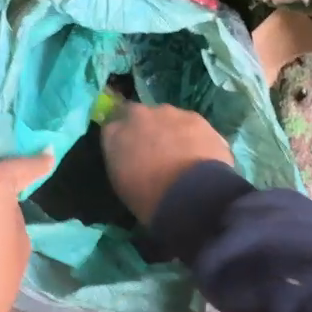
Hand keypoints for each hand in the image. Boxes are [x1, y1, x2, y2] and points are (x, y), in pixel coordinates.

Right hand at [99, 102, 233, 224]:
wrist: (189, 195)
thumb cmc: (149, 198)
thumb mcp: (122, 183)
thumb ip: (122, 160)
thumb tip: (131, 157)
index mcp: (114, 134)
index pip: (112, 127)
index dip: (122, 138)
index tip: (128, 150)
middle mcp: (137, 115)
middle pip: (137, 115)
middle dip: (144, 127)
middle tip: (154, 149)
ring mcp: (167, 113)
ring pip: (166, 117)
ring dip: (169, 130)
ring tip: (181, 154)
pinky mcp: (194, 117)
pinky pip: (189, 124)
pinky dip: (192, 136)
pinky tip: (200, 154)